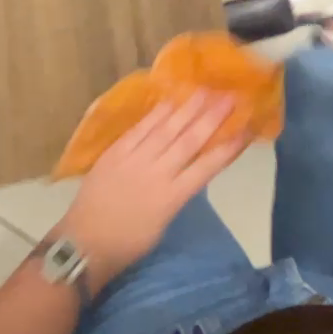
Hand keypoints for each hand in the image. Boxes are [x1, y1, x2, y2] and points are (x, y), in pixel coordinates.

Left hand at [53, 90, 248, 293]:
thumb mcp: (163, 223)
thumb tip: (191, 168)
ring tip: (205, 89)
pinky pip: (141, 128)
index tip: (247, 128)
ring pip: (167, 128)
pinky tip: (170, 99)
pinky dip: (157, 113)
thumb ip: (178, 193)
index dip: (229, 147)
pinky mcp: (116, 152)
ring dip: (188, 108)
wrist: (85, 244)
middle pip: (190, 140)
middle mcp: (157, 173)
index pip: (207, 167)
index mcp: (172, 198)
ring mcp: (135, 159)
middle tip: (230, 96)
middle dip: (212, 117)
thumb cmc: (128, 243)